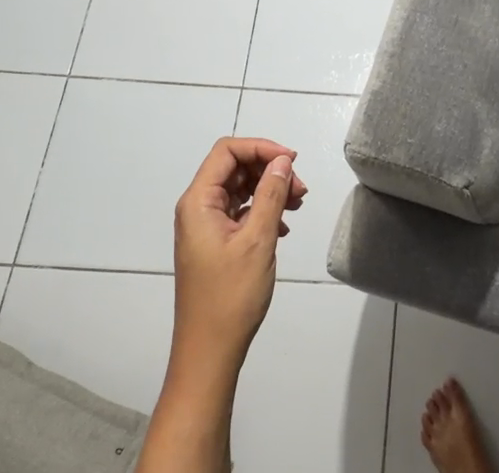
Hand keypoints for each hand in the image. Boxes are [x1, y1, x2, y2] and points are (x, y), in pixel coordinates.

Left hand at [170, 138, 307, 367]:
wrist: (209, 351)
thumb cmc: (231, 295)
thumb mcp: (257, 240)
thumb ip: (270, 194)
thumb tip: (283, 161)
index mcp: (198, 202)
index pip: (227, 151)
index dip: (261, 148)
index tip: (293, 161)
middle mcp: (197, 208)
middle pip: (234, 168)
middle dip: (269, 170)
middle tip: (301, 190)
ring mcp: (206, 227)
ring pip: (240, 190)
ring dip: (270, 190)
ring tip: (298, 206)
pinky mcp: (216, 244)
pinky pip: (241, 212)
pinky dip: (263, 211)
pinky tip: (283, 228)